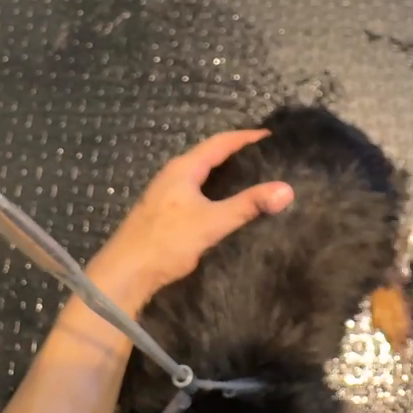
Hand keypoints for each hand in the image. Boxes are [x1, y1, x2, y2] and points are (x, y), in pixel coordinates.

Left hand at [87, 129, 293, 311]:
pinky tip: (229, 205)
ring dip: (227, 175)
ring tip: (255, 178)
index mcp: (183, 168)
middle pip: (210, 156)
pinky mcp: (165, 213)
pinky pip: (198, 192)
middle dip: (238, 154)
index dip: (246, 138)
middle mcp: (174, 175)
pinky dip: (217, 192)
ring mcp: (167, 194)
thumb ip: (248, 205)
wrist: (124, 275)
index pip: (220, 143)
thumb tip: (287, 189)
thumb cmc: (166, 242)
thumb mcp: (212, 221)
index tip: (272, 137)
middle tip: (268, 157)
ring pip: (203, 176)